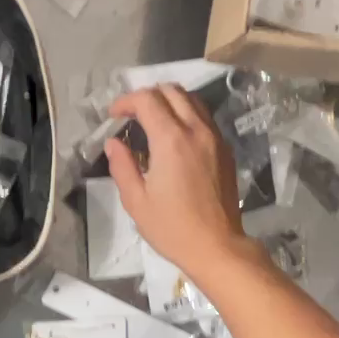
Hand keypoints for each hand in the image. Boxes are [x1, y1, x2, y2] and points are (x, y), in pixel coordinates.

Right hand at [105, 85, 250, 275]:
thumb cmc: (172, 228)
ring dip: (169, 102)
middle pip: (172, 91)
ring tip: (153, 121)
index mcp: (171, 140)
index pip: (147, 100)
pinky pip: (204, 118)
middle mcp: (195, 130)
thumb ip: (122, 167)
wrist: (216, 245)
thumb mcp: (136, 202)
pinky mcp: (225, 150)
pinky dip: (186, 115)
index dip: (126, 101)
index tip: (114, 115)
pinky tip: (175, 137)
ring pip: (192, 101)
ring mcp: (215, 138)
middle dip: (148, 96)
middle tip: (132, 115)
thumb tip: (114, 143)